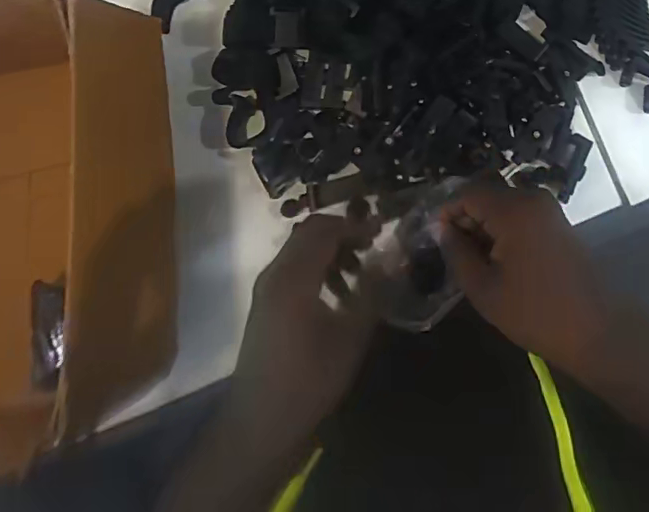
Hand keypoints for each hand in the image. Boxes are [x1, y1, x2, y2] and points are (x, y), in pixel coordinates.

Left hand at [227, 214, 378, 442]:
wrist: (260, 422)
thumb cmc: (309, 380)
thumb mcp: (350, 337)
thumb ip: (371, 293)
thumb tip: (388, 260)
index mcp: (294, 275)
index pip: (325, 230)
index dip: (355, 225)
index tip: (382, 230)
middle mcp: (275, 272)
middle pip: (310, 233)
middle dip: (343, 234)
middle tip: (372, 246)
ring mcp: (266, 286)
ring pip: (300, 250)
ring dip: (330, 252)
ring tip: (359, 275)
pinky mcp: (265, 302)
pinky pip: (292, 268)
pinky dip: (316, 268)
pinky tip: (337, 296)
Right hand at [438, 175, 611, 372]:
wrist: (600, 333)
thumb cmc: (537, 313)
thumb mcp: (484, 289)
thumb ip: (457, 253)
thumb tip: (441, 230)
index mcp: (513, 209)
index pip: (466, 194)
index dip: (446, 213)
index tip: (434, 239)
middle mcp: (531, 198)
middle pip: (485, 196)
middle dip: (465, 220)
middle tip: (451, 252)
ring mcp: (548, 209)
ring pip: (502, 206)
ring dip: (484, 226)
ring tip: (472, 260)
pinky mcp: (557, 223)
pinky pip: (519, 215)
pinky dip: (503, 231)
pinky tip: (498, 261)